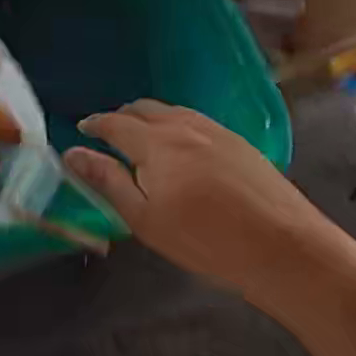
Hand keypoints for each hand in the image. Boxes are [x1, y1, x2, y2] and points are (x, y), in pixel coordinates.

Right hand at [63, 101, 328, 295]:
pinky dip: (176, 125)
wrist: (284, 247)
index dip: (95, 124)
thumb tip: (72, 153)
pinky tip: (182, 147)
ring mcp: (216, 130)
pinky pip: (196, 121)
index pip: (115, 123)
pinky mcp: (239, 141)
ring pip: (172, 112)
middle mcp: (184, 126)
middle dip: (122, 117)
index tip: (82, 128)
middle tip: (110, 135)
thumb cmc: (206, 240)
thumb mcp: (146, 218)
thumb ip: (107, 181)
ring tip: (143, 139)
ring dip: (150, 118)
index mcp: (156, 142)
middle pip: (144, 109)